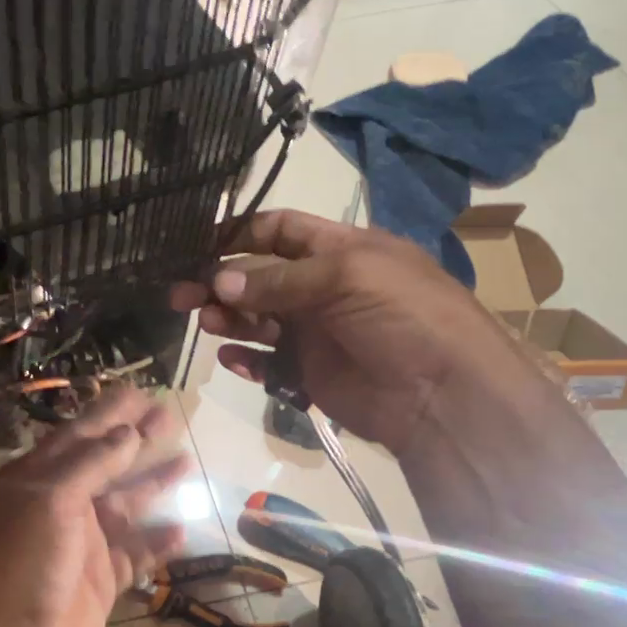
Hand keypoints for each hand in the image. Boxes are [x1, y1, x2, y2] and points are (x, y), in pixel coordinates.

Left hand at [0, 386, 190, 626]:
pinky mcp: (100, 581)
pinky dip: (157, 541)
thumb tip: (126, 433)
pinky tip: (184, 529)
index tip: (141, 392)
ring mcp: (80, 544)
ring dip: (153, 484)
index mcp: (35, 479)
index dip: (109, 413)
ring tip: (188, 460)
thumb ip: (90, 464)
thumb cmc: (22, 565)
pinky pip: (134, 553)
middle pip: (104, 464)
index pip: (77, 434)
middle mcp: (58, 504)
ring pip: (123, 505)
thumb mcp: (50, 500)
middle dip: (136, 440)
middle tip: (170, 416)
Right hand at [169, 210, 527, 454]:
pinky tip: (230, 359)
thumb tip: (218, 282)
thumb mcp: (346, 277)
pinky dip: (245, 359)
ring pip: (256, 318)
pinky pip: (266, 361)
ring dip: (227, 318)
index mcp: (339, 250)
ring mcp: (315, 331)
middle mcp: (322, 286)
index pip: (279, 230)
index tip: (196, 247)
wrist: (446, 397)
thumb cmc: (404, 316)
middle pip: (257, 276)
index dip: (239, 234)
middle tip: (180, 295)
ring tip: (207, 324)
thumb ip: (277, 279)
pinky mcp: (309, 372)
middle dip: (218, 282)